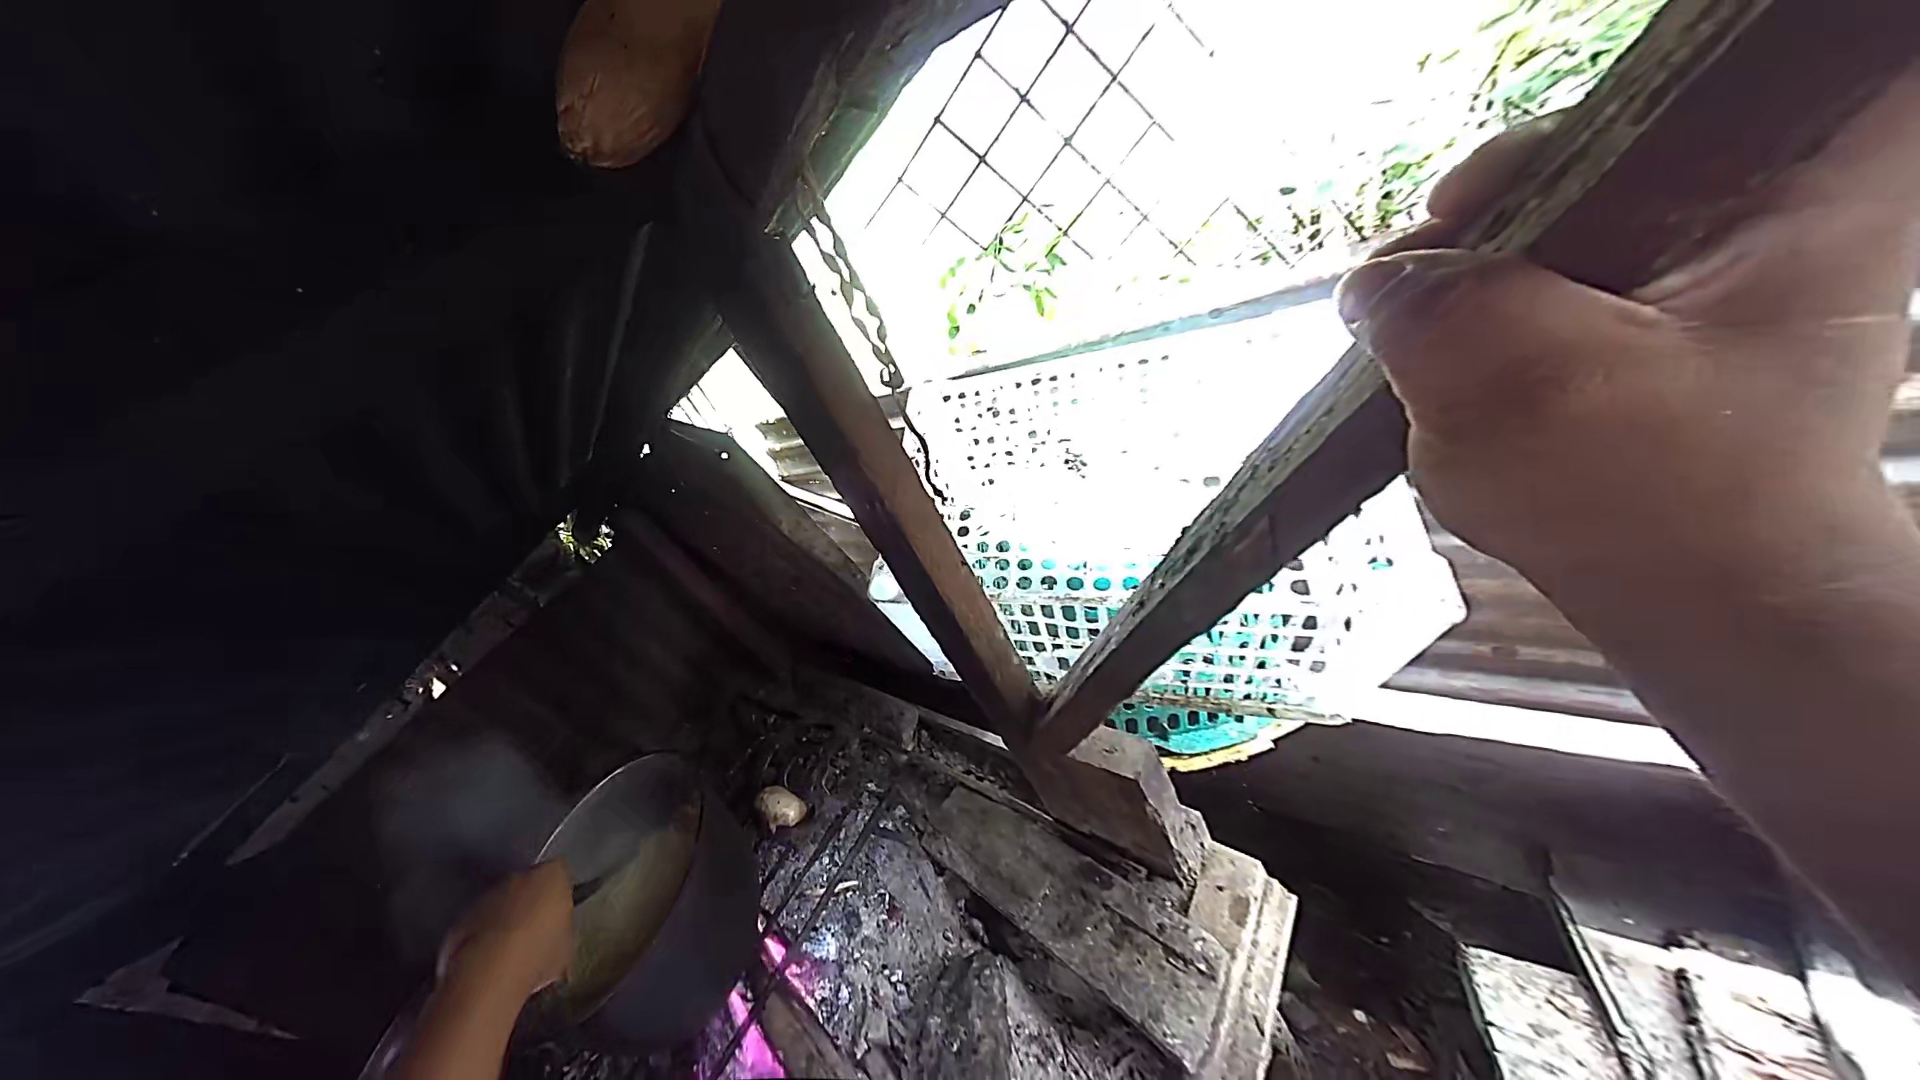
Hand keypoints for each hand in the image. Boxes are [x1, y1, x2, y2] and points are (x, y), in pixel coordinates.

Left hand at [437, 860, 574, 1001]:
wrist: (487, 977)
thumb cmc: (539, 954)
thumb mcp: (567, 943)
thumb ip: (563, 927)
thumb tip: (556, 934)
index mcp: (552, 875)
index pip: (560, 872)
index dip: (559, 892)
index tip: (559, 912)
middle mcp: (518, 877)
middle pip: (527, 885)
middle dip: (529, 904)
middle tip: (534, 932)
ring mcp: (484, 899)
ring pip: (498, 904)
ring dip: (502, 920)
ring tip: (508, 952)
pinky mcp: (457, 923)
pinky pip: (475, 926)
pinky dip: (479, 939)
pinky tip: (485, 963)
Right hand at [1335, 73, 1919, 599]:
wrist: (1687, 593)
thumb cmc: (1640, 495)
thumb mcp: (1518, 383)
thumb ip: (1430, 310)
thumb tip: (1366, 282)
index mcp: (1798, 182)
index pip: (1660, 92)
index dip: (1535, 142)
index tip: (1450, 213)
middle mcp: (1754, 208)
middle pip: (1580, 163)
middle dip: (1473, 230)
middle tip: (1405, 295)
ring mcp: (1685, 275)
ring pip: (1540, 236)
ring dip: (1458, 287)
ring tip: (1413, 345)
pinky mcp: (1627, 329)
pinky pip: (1524, 294)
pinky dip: (1469, 323)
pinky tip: (1442, 364)